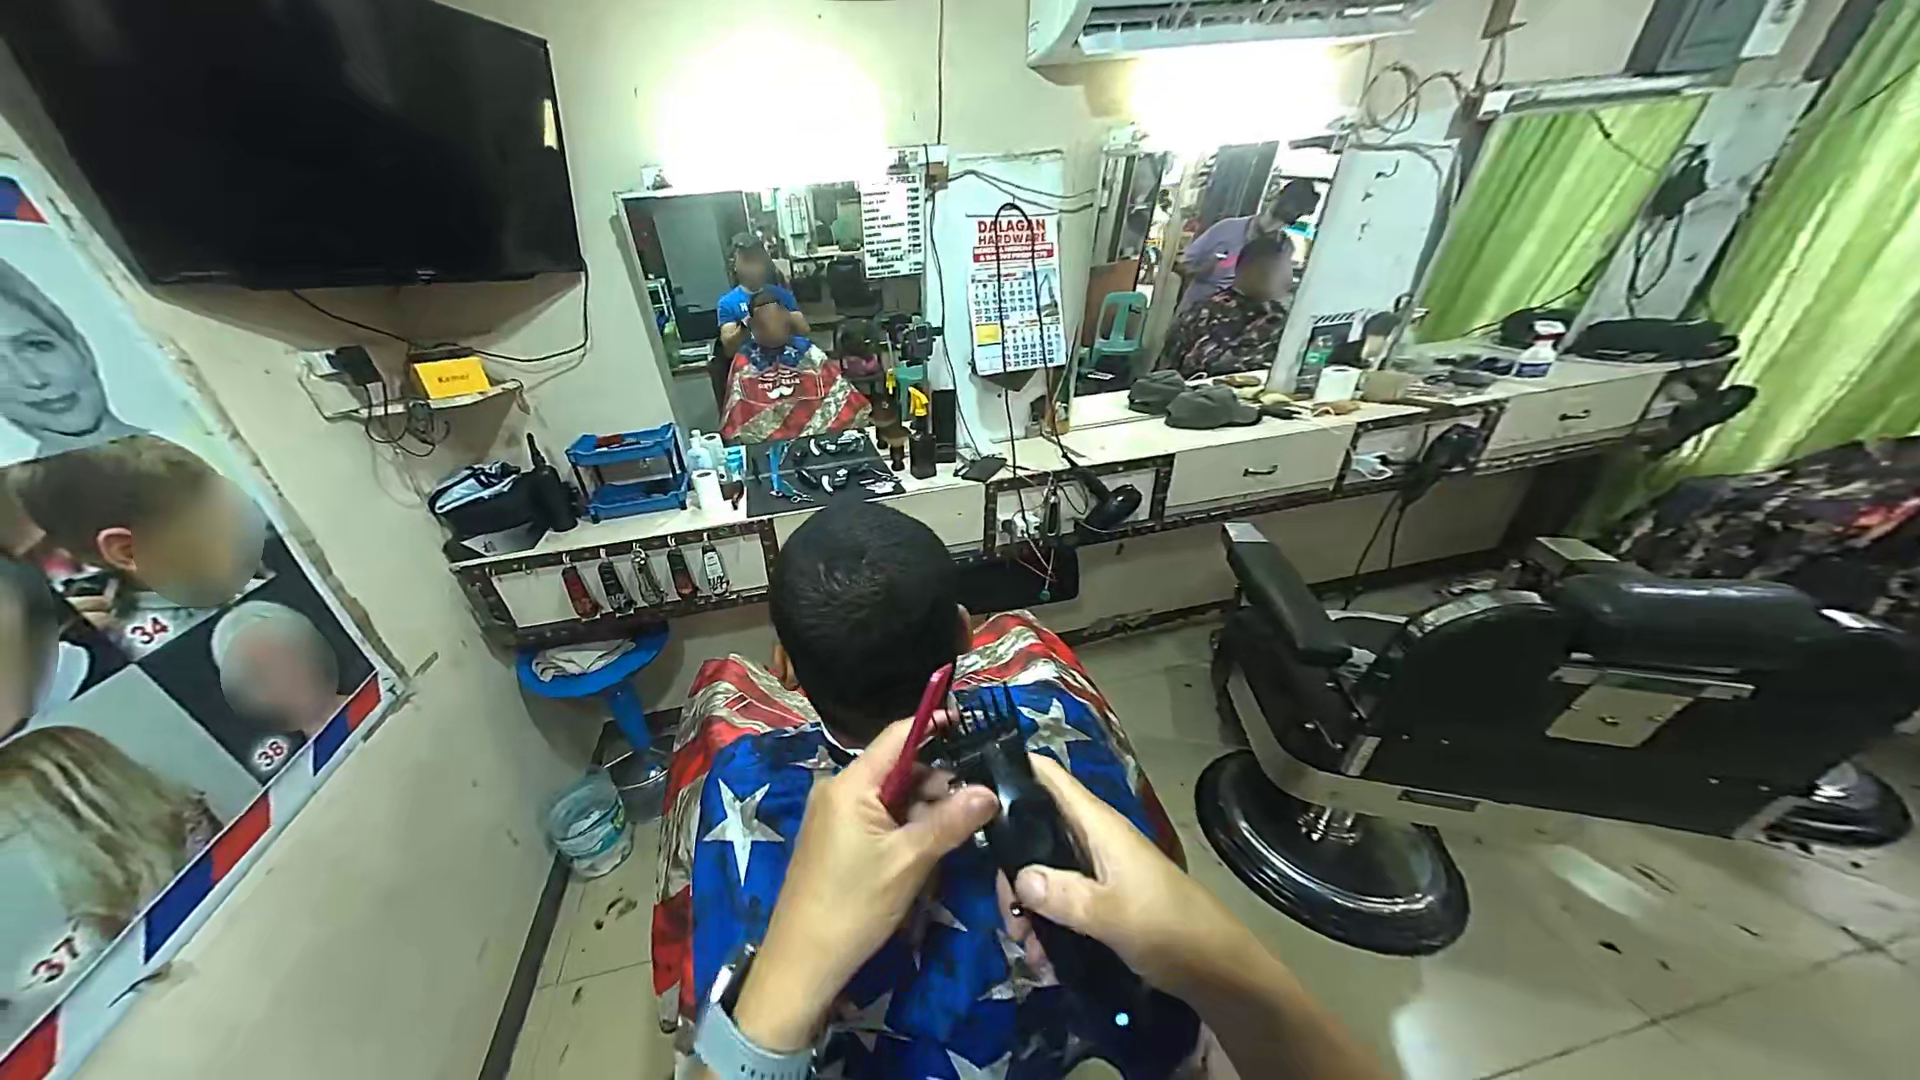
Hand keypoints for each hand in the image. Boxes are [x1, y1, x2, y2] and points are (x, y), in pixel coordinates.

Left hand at [731, 718, 998, 1051]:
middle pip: (897, 767)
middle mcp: (838, 788)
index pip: (896, 736)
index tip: (965, 723)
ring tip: (948, 835)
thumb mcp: (909, 861)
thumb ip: (950, 821)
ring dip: (921, 808)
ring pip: (890, 794)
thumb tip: (990, 791)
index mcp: (851, 784)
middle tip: (968, 807)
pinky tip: (921, 847)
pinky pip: (876, 814)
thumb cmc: (853, 906)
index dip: (931, 725)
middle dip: (934, 782)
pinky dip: (902, 823)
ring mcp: (833, 813)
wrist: (799, 966)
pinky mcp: (834, 836)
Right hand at [1011, 754, 1257, 998]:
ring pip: (1042, 867)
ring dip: (1027, 902)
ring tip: (1024, 944)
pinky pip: (1058, 896)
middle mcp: (1091, 836)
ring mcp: (1095, 866)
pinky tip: (1042, 955)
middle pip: (1034, 828)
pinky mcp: (1099, 895)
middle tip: (1004, 908)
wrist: (1218, 972)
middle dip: (1011, 863)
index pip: (1049, 775)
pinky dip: (1045, 920)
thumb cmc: (1169, 927)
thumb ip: (1065, 895)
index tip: (974, 784)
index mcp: (1097, 823)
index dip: (1014, 767)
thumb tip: (1018, 879)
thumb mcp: (1113, 914)